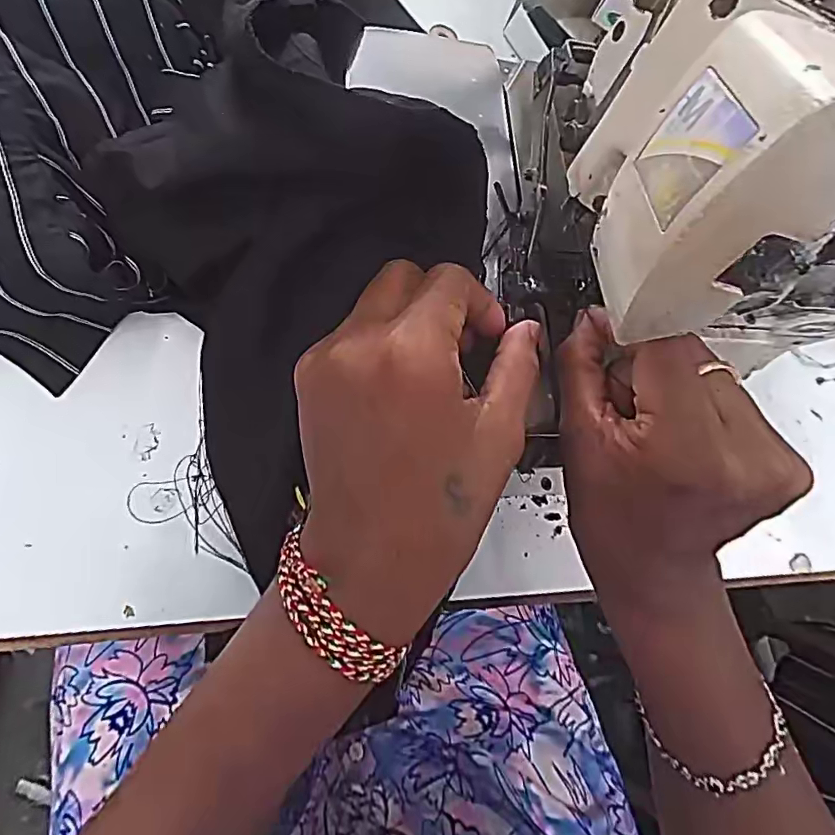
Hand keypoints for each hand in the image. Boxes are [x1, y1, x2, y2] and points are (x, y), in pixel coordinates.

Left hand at [293, 261, 540, 645]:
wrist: (368, 558)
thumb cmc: (430, 512)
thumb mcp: (498, 434)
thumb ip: (518, 365)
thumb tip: (523, 332)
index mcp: (409, 352)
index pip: (448, 279)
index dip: (482, 301)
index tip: (491, 331)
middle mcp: (358, 345)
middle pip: (404, 276)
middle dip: (442, 299)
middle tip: (465, 343)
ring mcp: (327, 361)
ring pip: (375, 302)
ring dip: (410, 320)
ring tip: (434, 373)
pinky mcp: (310, 379)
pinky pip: (351, 333)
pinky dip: (380, 343)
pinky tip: (403, 389)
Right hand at [558, 308, 813, 622]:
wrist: (656, 571)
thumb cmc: (617, 524)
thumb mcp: (581, 439)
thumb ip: (583, 366)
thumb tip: (595, 320)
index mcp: (687, 449)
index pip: (666, 345)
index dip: (632, 345)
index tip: (616, 355)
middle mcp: (742, 454)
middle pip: (694, 356)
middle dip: (656, 373)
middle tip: (638, 416)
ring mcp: (772, 460)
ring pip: (717, 373)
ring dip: (685, 389)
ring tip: (666, 434)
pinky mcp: (788, 463)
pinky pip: (740, 400)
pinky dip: (711, 410)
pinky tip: (691, 445)